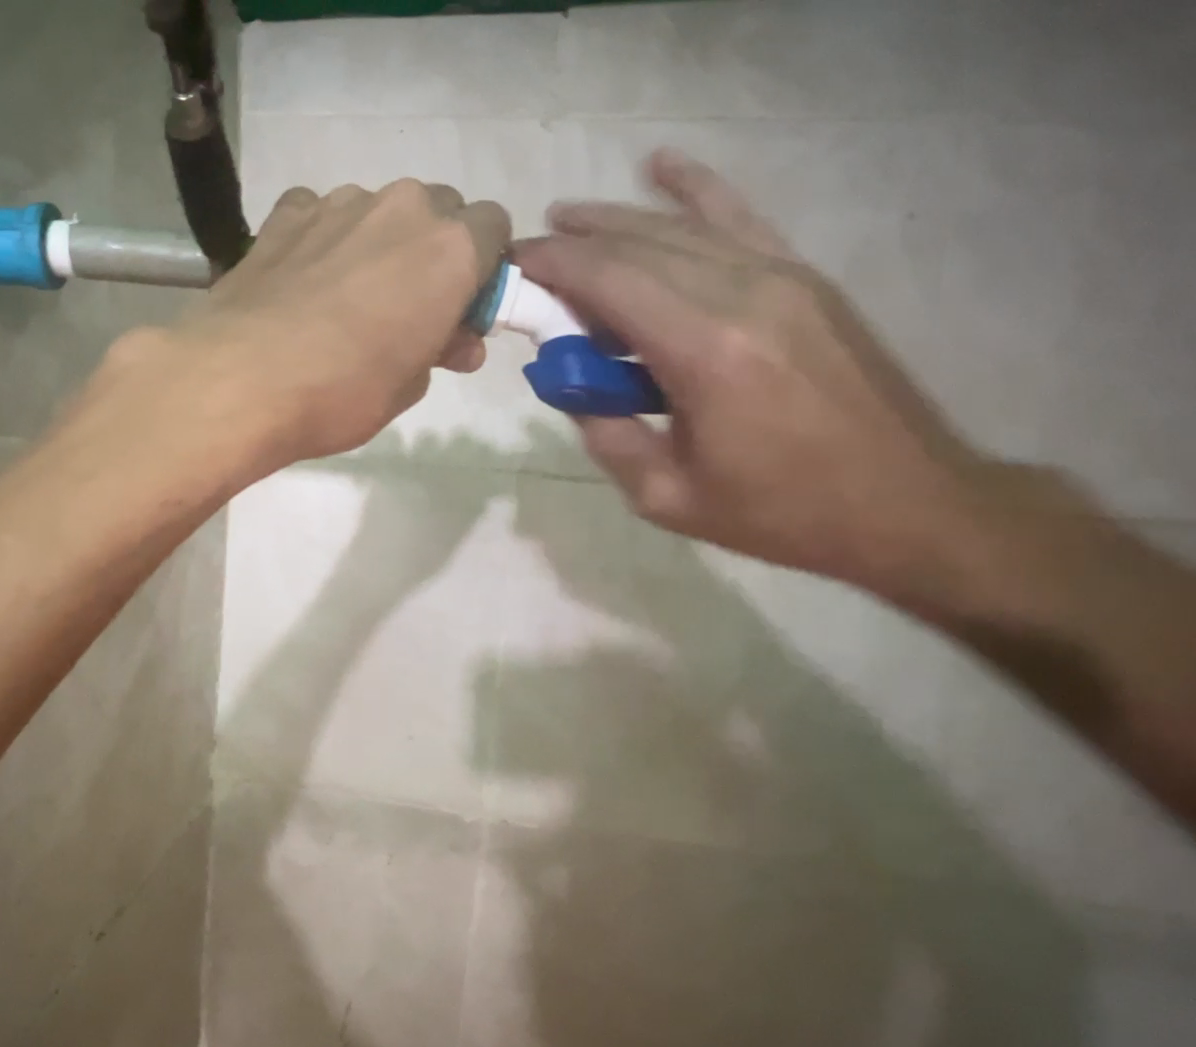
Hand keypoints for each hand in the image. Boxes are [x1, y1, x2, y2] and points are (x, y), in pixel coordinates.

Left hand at [95, 180, 509, 475]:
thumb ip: (440, 349)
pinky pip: (319, 214)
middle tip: (408, 308)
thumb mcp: (410, 386)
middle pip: (437, 211)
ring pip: (377, 210)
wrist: (239, 381)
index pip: (494, 229)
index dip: (482, 269)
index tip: (460, 309)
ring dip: (376, 243)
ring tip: (346, 299)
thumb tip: (452, 339)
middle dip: (431, 252)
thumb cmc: (341, 393)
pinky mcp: (284, 214)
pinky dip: (321, 238)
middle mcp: (402, 208)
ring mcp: (338, 204)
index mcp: (452, 248)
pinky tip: (302, 280)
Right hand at [513, 149, 990, 594]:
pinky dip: (696, 190)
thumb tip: (568, 382)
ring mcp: (782, 277)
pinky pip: (739, 219)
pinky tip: (661, 165)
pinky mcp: (806, 278)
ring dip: (619, 220)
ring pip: (682, 228)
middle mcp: (742, 295)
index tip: (510, 266)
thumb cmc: (779, 511)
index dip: (552, 266)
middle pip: (639, 246)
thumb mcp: (666, 495)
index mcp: (704, 352)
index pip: (608, 280)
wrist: (906, 502)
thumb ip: (605, 433)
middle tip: (529, 256)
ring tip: (569, 218)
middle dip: (575, 243)